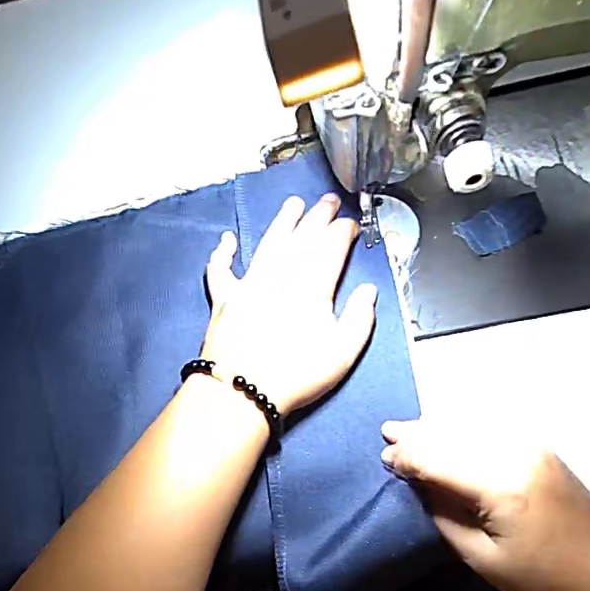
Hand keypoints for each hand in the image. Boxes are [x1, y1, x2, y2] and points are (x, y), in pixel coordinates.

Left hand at [200, 194, 377, 417]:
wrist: (243, 389)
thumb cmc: (297, 373)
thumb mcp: (344, 351)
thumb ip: (360, 317)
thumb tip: (367, 291)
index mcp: (313, 284)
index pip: (331, 245)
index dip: (344, 230)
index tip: (352, 225)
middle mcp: (281, 274)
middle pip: (302, 236)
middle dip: (318, 216)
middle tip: (328, 201)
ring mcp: (250, 283)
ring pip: (268, 242)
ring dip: (282, 221)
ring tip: (293, 205)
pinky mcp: (225, 298)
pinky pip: (222, 269)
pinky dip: (223, 253)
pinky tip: (226, 241)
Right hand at [380, 419, 589, 590]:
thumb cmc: (540, 579)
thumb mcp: (481, 557)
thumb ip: (444, 514)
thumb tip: (418, 482)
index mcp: (502, 486)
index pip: (441, 459)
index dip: (409, 457)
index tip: (384, 458)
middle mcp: (518, 455)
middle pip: (456, 436)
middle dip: (419, 435)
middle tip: (387, 433)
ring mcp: (534, 448)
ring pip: (474, 427)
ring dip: (441, 427)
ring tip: (409, 428)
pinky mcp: (542, 449)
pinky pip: (494, 430)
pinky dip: (466, 429)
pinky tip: (448, 431)